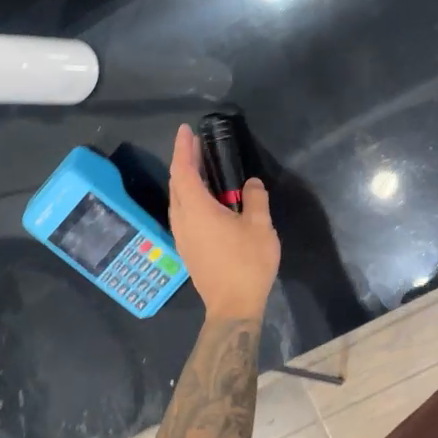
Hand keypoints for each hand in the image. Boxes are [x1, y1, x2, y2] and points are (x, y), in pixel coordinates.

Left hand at [167, 124, 279, 320]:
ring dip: (186, 180)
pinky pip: (184, 213)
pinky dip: (191, 197)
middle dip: (184, 161)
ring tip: (201, 167)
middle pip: (177, 184)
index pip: (184, 171)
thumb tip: (251, 184)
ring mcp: (183, 237)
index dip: (183, 149)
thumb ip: (256, 199)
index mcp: (197, 210)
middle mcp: (183, 220)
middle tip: (196, 144)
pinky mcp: (189, 249)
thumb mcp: (260, 226)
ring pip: (178, 200)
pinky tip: (206, 199)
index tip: (185, 130)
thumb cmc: (247, 262)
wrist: (233, 306)